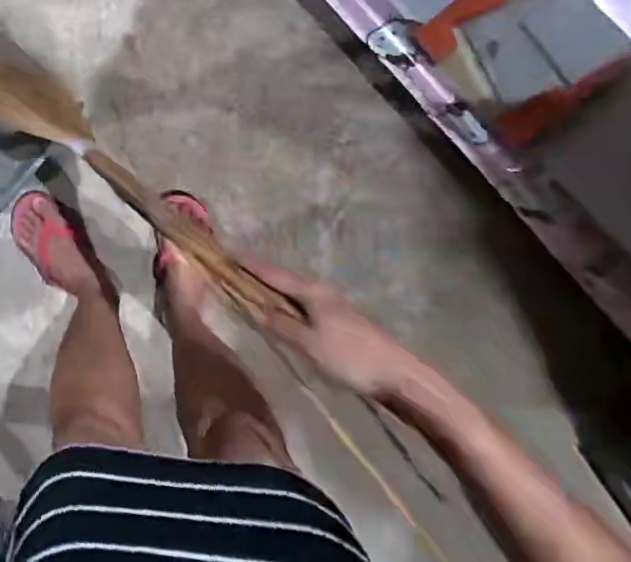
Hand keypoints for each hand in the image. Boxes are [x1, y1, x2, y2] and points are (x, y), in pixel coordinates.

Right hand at [243, 261, 424, 400]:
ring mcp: (337, 305)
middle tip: (235, 269)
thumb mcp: (309, 344)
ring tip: (254, 288)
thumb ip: (280, 325)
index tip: (225, 251)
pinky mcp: (344, 320)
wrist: (404, 379)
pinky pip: (306, 303)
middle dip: (260, 274)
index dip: (248, 264)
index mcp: (311, 292)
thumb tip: (255, 308)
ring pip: (296, 292)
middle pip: (284, 279)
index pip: (271, 273)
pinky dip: (289, 301)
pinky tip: (285, 310)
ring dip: (275, 289)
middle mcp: (323, 291)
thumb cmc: (352, 358)